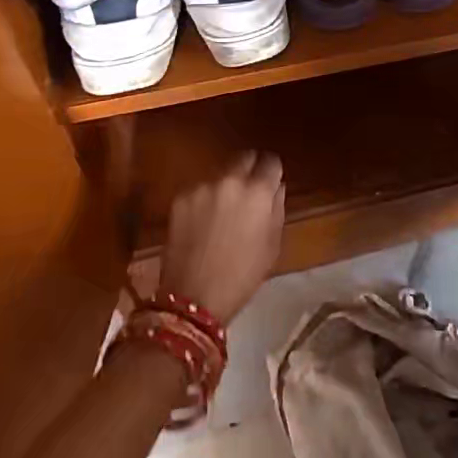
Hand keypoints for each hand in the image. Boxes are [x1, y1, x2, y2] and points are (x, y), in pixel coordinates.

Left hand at [158, 151, 284, 322]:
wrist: (193, 299)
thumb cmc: (242, 277)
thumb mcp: (272, 246)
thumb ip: (277, 209)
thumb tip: (276, 187)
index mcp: (258, 192)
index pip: (271, 162)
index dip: (272, 171)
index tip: (271, 181)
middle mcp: (230, 180)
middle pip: (245, 158)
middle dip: (250, 169)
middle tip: (248, 190)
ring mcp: (202, 187)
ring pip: (220, 173)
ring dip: (225, 184)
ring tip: (223, 209)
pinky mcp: (181, 198)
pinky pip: (199, 189)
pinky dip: (204, 198)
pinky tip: (202, 221)